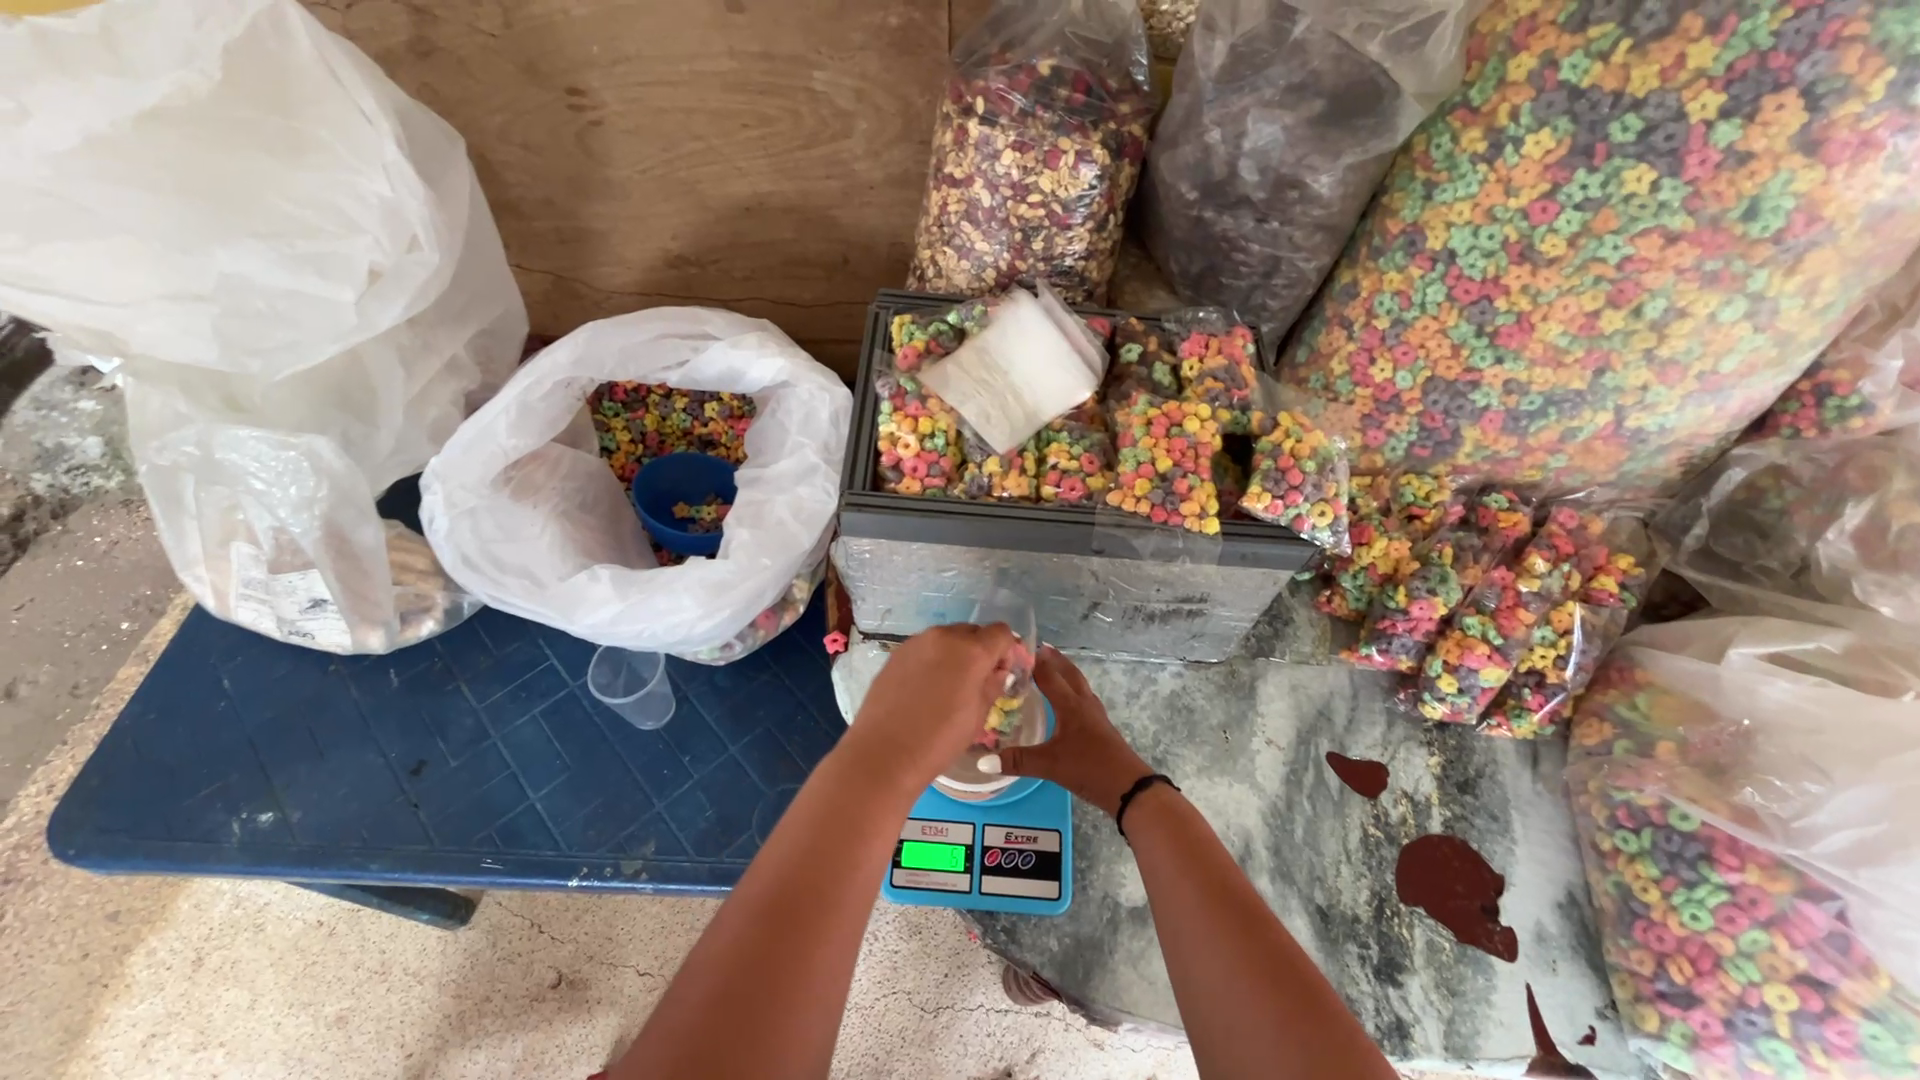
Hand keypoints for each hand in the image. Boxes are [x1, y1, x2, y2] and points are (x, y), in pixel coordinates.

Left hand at [841, 622, 1021, 791]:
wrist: (884, 752)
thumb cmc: (940, 739)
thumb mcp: (978, 716)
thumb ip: (992, 685)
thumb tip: (997, 671)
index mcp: (972, 651)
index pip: (1001, 633)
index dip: (1006, 650)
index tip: (1001, 673)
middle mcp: (945, 637)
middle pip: (973, 631)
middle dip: (981, 650)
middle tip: (976, 681)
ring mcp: (916, 642)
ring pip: (947, 638)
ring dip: (956, 653)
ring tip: (948, 686)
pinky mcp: (896, 653)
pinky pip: (925, 648)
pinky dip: (933, 659)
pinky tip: (925, 688)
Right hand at [994, 646, 1154, 817]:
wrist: (1129, 787)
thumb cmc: (1090, 768)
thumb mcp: (1050, 766)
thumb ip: (1018, 761)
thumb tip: (983, 761)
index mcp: (1070, 705)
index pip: (1048, 675)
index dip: (1033, 661)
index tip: (1017, 647)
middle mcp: (1084, 704)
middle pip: (1069, 673)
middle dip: (1054, 659)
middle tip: (1039, 648)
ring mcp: (1096, 715)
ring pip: (1079, 685)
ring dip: (1065, 673)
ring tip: (1052, 668)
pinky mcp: (1101, 728)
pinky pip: (1083, 700)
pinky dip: (1072, 692)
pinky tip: (1067, 702)